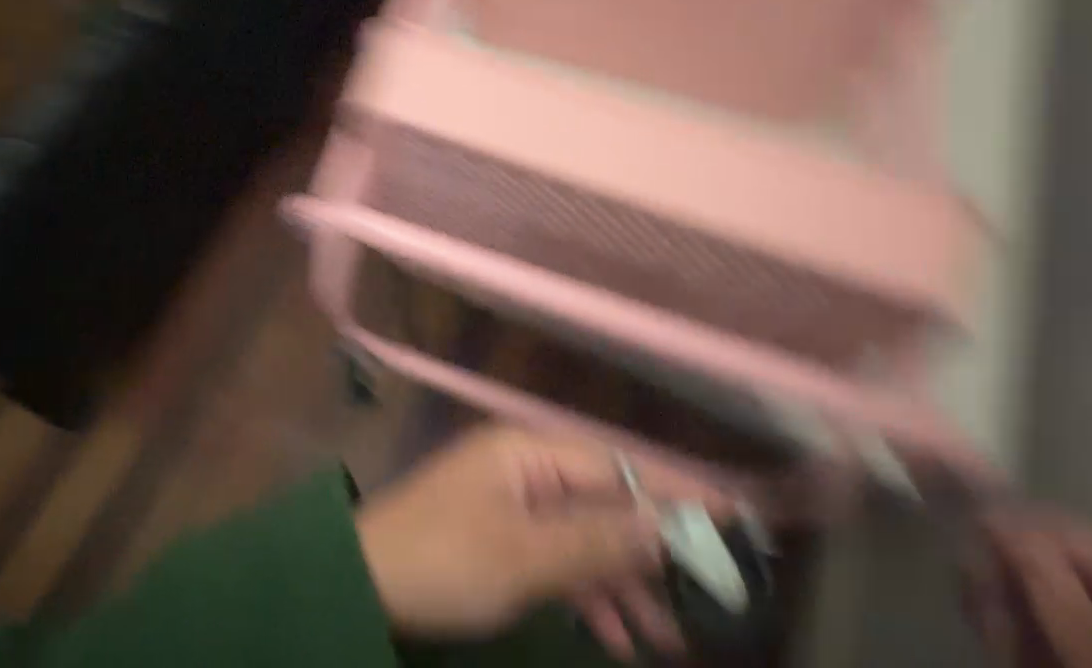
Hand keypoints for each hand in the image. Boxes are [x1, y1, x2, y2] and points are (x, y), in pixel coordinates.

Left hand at [353, 427, 685, 658]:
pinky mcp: (500, 538)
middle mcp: (524, 468)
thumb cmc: (442, 561)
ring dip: (623, 584)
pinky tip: (616, 638)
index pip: (614, 466)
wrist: (360, 584)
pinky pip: (556, 559)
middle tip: (707, 594)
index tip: (730, 514)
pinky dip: (585, 594)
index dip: (672, 492)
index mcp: (527, 453)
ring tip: (667, 638)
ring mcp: (511, 504)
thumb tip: (664, 526)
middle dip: (651, 551)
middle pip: (604, 503)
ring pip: (583, 537)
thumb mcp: (523, 556)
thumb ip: (595, 540)